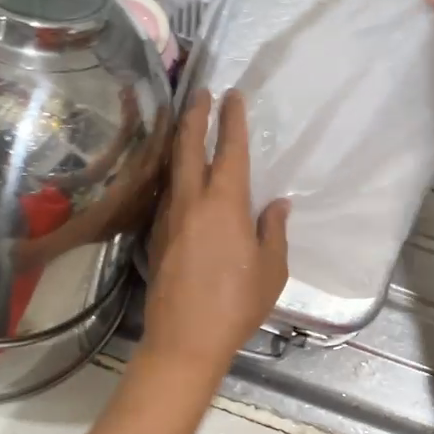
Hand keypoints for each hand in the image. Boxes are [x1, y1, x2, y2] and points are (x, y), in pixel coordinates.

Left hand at [142, 90, 288, 375]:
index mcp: (224, 205)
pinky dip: (175, 175)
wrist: (185, 339)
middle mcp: (191, 202)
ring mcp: (169, 219)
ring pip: (172, 169)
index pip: (229, 150)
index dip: (231, 120)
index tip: (231, 96)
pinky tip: (182, 178)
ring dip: (180, 142)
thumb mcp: (271, 270)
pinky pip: (167, 194)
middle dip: (194, 116)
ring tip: (187, 126)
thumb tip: (276, 205)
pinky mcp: (157, 237)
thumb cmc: (237, 305)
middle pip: (188, 147)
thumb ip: (273, 231)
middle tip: (199, 93)